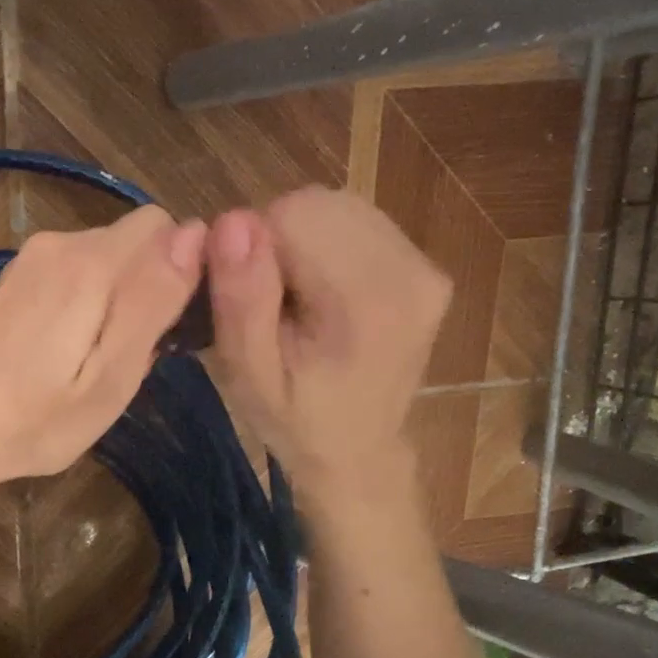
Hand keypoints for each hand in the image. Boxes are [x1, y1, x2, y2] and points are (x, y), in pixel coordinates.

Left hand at [0, 206, 206, 485]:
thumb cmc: (32, 421)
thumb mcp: (110, 377)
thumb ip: (154, 300)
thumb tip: (198, 231)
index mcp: (90, 262)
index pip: (167, 227)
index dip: (180, 273)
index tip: (166, 330)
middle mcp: (58, 243)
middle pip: (133, 242)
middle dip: (146, 290)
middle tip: (126, 360)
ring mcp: (28, 260)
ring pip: (103, 262)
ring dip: (113, 304)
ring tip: (91, 367)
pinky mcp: (11, 281)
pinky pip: (72, 277)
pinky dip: (82, 309)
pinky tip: (61, 358)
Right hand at [205, 188, 450, 501]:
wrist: (356, 452)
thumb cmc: (294, 420)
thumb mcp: (249, 374)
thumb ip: (242, 300)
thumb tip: (231, 221)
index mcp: (369, 301)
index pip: (291, 216)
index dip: (252, 251)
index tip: (248, 303)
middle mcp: (411, 269)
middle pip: (316, 205)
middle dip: (276, 243)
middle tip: (269, 306)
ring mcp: (425, 265)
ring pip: (334, 207)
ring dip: (298, 243)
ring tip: (294, 303)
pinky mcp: (425, 265)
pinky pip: (355, 223)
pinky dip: (324, 248)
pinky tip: (319, 295)